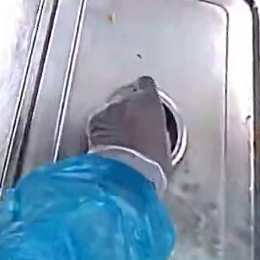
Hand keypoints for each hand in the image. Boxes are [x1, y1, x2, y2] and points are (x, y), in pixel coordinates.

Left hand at [86, 76, 174, 191]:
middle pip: (126, 93)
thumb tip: (154, 131)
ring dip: (114, 115)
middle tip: (133, 122)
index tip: (145, 98)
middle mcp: (126, 100)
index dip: (145, 91)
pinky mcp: (93, 121)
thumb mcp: (165, 144)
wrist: (125, 175)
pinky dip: (102, 126)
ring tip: (120, 135)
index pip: (146, 84)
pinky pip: (98, 118)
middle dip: (129, 104)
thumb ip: (158, 127)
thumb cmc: (149, 165)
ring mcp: (108, 110)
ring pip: (111, 106)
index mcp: (149, 102)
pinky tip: (108, 140)